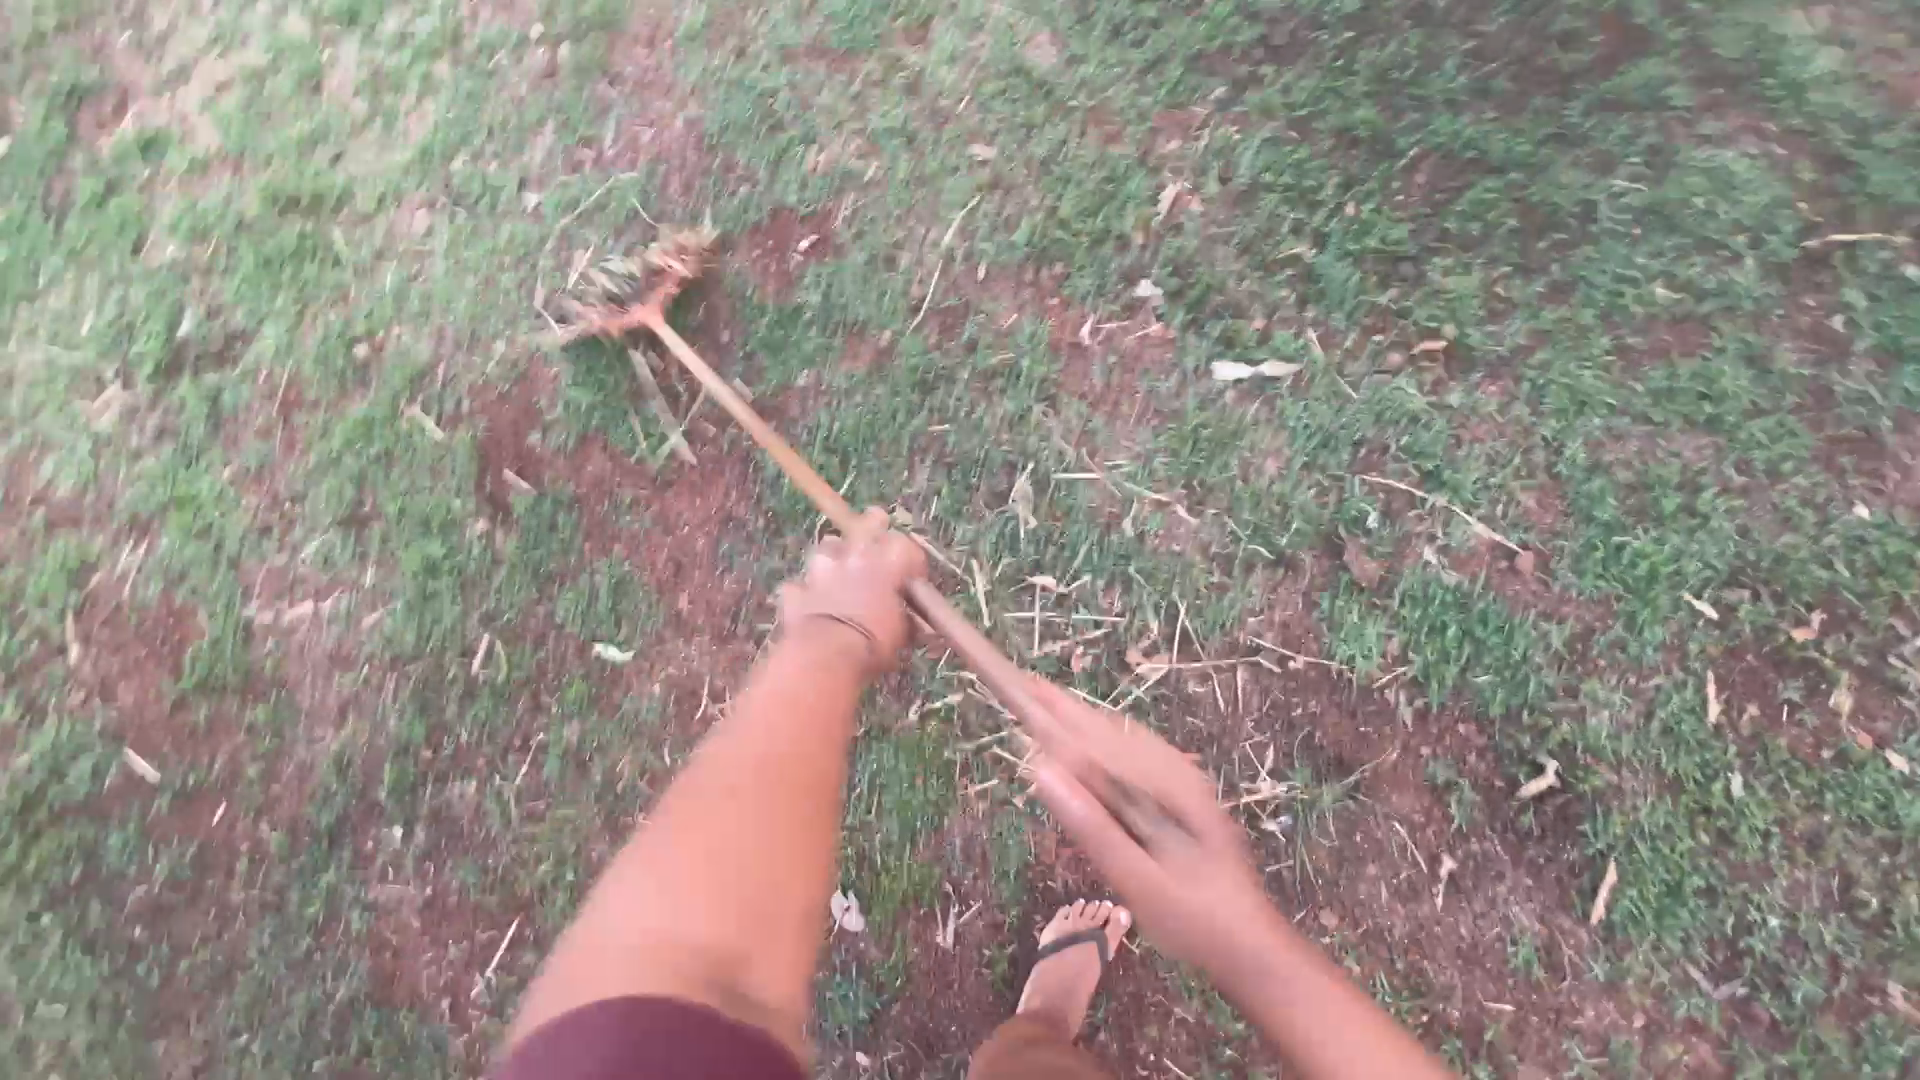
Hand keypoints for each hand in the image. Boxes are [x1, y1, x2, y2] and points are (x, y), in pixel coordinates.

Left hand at [776, 508, 927, 677]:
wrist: (826, 655)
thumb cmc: (874, 644)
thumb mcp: (901, 635)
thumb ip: (905, 619)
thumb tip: (911, 623)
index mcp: (887, 566)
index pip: (906, 546)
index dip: (911, 557)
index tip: (913, 574)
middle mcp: (854, 558)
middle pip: (866, 526)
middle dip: (873, 524)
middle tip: (877, 523)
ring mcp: (821, 571)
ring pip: (827, 548)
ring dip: (833, 557)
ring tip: (837, 568)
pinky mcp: (797, 591)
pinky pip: (800, 586)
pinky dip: (805, 592)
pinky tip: (809, 603)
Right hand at [1021, 678, 1276, 973]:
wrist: (1254, 947)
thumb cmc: (1196, 919)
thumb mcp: (1139, 881)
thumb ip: (1092, 827)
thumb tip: (1043, 771)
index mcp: (1168, 784)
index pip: (1099, 740)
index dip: (1059, 714)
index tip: (1025, 689)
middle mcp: (1176, 772)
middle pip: (1111, 731)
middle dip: (1067, 710)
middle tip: (1027, 687)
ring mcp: (1182, 783)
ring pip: (1123, 740)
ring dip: (1085, 723)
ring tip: (1048, 707)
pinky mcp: (1182, 798)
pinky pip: (1136, 757)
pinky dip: (1105, 744)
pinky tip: (1092, 745)